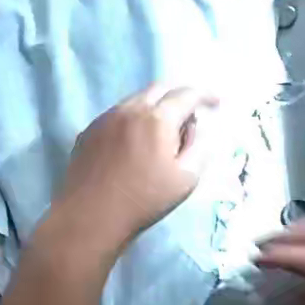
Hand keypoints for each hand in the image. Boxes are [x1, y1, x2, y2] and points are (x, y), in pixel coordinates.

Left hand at [48, 84, 218, 252]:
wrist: (90, 215)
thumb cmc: (144, 200)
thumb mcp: (186, 179)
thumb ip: (199, 147)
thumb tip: (196, 128)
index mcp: (157, 118)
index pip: (187, 94)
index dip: (205, 95)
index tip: (216, 103)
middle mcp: (130, 109)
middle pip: (159, 88)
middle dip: (179, 95)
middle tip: (190, 113)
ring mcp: (105, 117)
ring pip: (135, 99)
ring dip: (154, 105)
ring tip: (162, 128)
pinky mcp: (89, 130)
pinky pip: (116, 114)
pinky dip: (133, 118)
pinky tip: (134, 140)